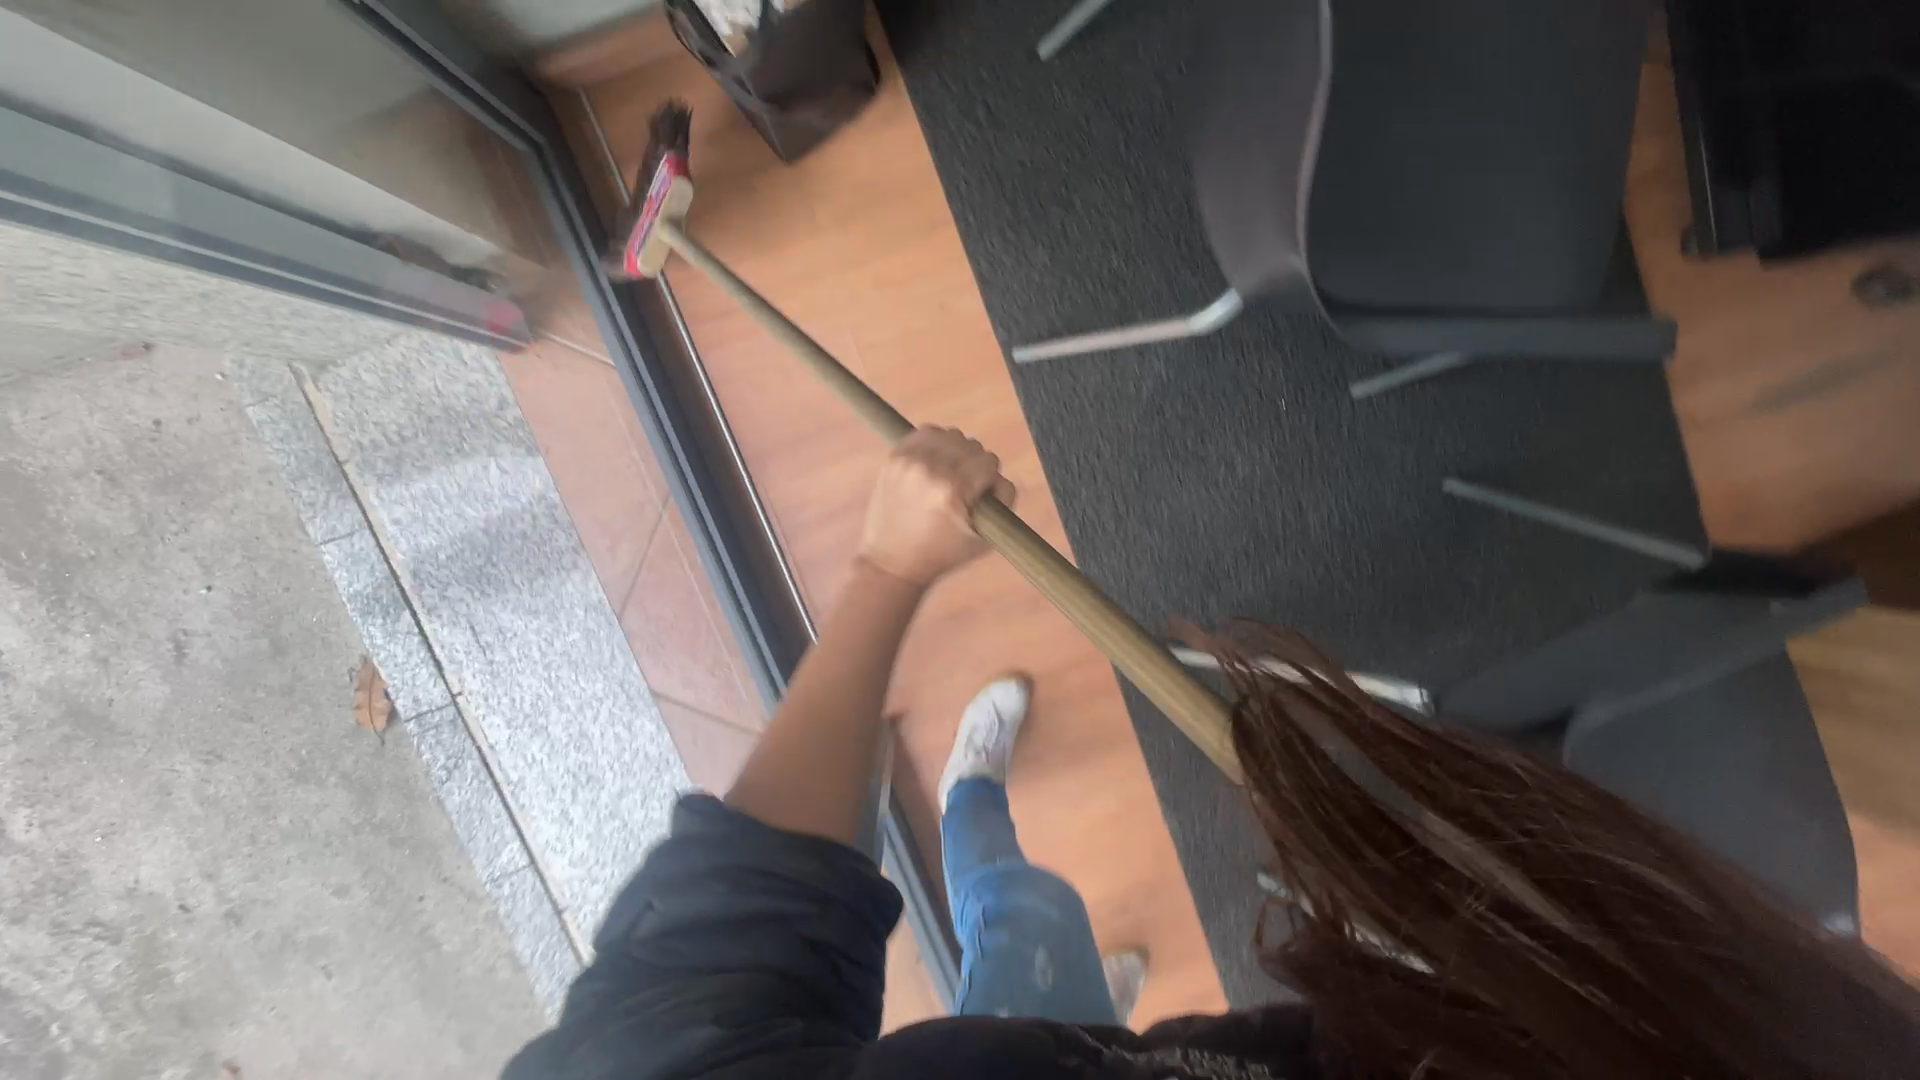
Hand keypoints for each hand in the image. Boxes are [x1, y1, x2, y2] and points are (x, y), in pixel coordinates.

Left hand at [856, 426, 1016, 587]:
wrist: (892, 562)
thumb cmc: (944, 553)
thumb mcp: (986, 536)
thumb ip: (1005, 498)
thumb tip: (997, 473)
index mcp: (954, 491)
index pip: (989, 461)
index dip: (990, 478)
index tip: (981, 495)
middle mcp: (930, 471)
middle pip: (971, 445)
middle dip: (974, 465)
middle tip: (964, 488)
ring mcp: (909, 462)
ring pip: (950, 434)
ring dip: (955, 452)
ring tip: (949, 475)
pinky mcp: (894, 458)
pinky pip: (925, 432)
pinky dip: (934, 444)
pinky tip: (934, 463)